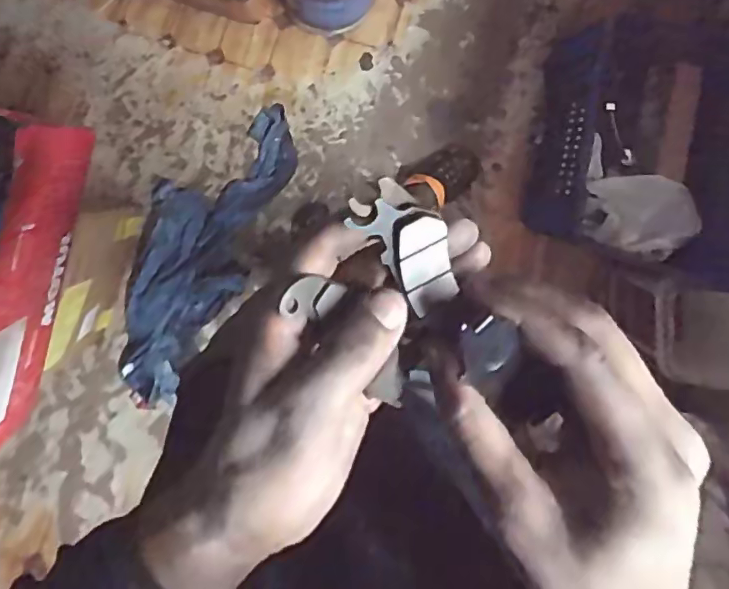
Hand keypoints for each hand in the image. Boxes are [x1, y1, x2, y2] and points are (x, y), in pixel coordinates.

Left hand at [135, 218, 491, 587]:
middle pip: (369, 271)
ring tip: (478, 263)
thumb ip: (352, 349)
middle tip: (469, 235)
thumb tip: (395, 298)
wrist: (250, 516)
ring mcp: (337, 347)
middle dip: (415, 251)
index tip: (415, 211)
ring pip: (385, 304)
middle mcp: (315, 317)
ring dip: (426, 285)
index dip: (368, 223)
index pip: (326, 247)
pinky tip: (459, 318)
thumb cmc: (267, 452)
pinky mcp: (354, 378)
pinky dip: (422, 329)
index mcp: (289, 308)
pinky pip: (392, 343)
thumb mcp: (308, 400)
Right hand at [439, 279, 709, 588]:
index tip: (474, 291)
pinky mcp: (658, 414)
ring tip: (489, 311)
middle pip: (601, 331)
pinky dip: (555, 339)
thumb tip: (438, 359)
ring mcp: (673, 418)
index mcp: (650, 459)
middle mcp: (674, 426)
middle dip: (532, 298)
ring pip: (603, 333)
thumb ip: (478, 438)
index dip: (527, 313)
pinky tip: (519, 350)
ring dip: (542, 313)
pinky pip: (603, 353)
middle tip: (475, 288)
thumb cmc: (575, 579)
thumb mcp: (518, 519)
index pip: (587, 357)